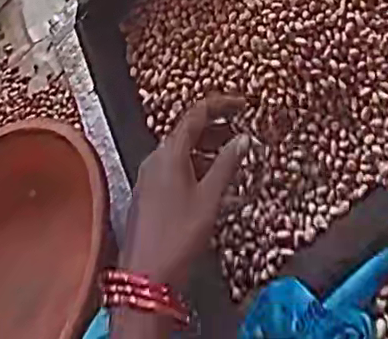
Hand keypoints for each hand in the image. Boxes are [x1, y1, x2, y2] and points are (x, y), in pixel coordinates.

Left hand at [120, 95, 252, 285]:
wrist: (145, 281)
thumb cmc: (178, 236)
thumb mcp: (210, 198)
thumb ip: (227, 164)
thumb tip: (242, 139)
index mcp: (169, 152)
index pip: (196, 113)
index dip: (221, 105)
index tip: (242, 104)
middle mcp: (155, 158)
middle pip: (188, 131)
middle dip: (216, 129)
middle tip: (239, 132)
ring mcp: (149, 177)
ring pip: (182, 152)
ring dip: (207, 150)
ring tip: (231, 159)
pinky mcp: (148, 195)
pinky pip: (174, 170)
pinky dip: (195, 168)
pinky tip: (212, 185)